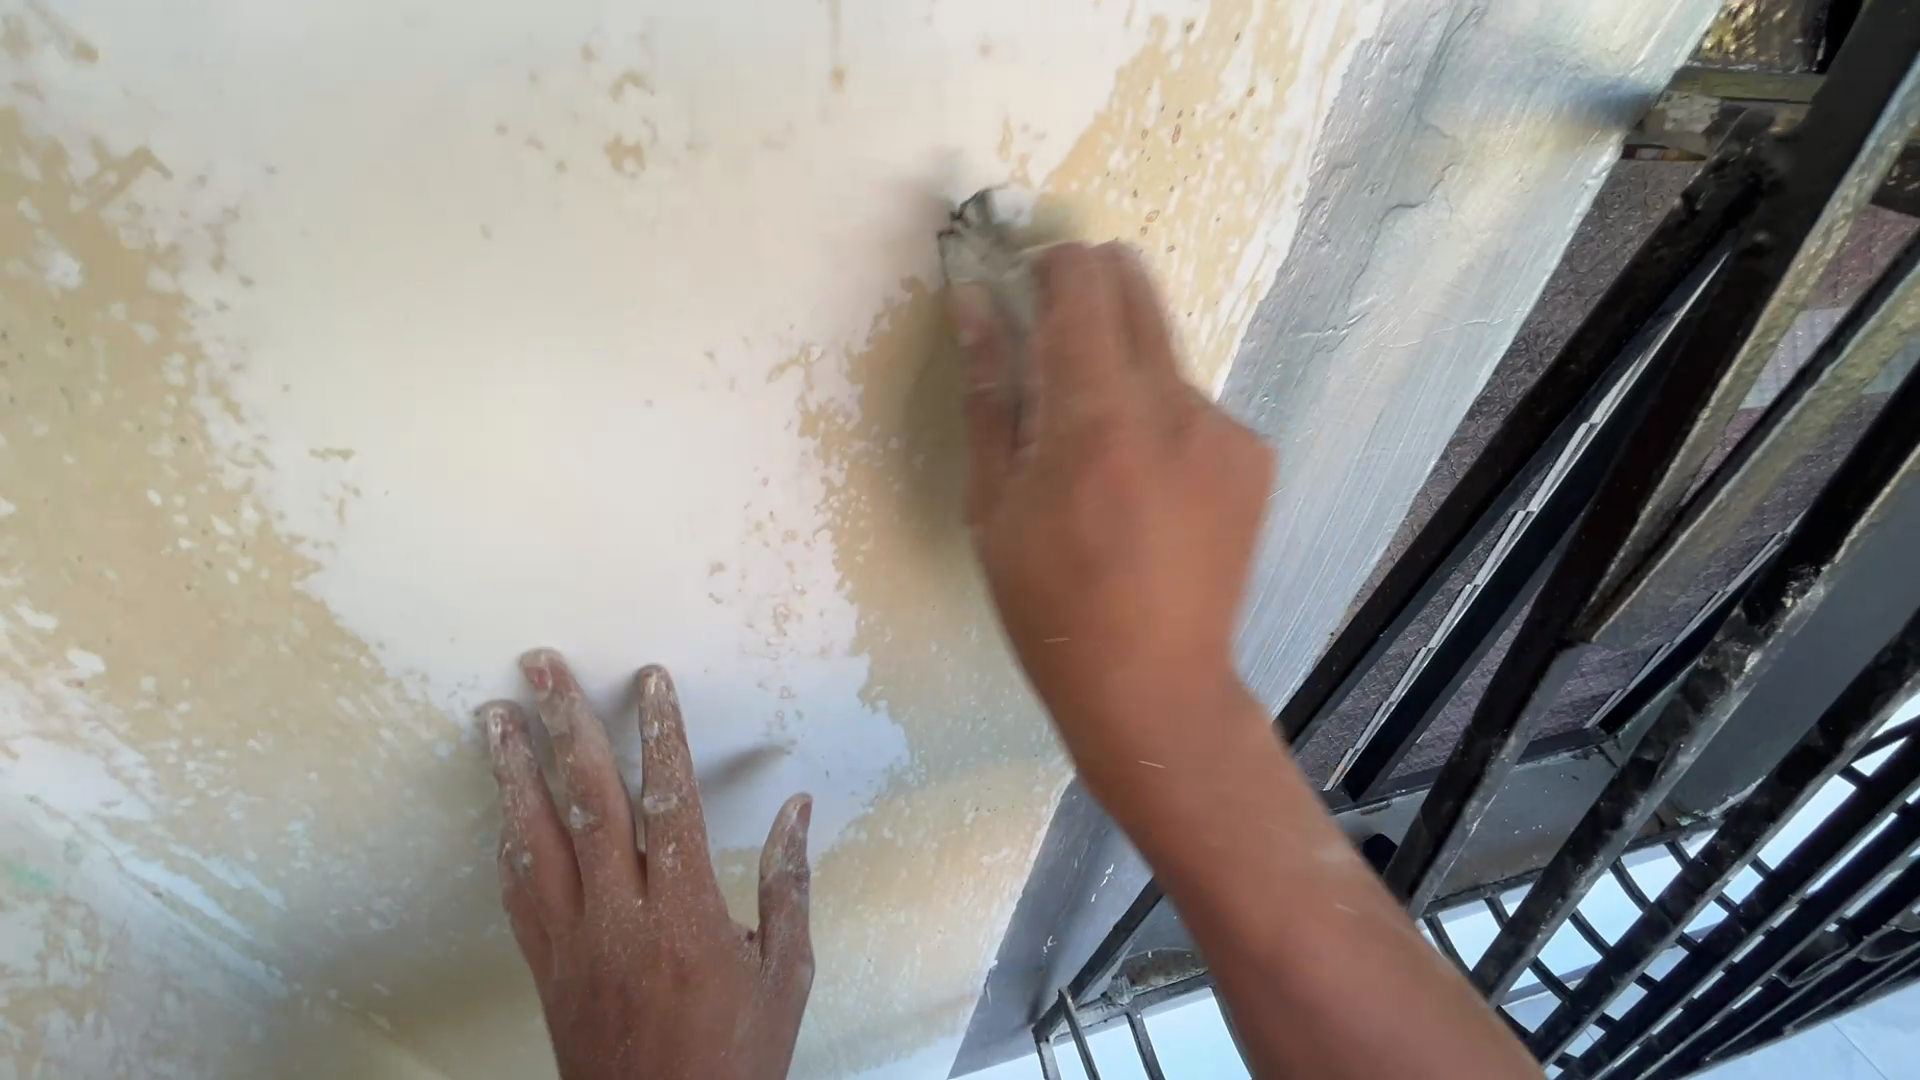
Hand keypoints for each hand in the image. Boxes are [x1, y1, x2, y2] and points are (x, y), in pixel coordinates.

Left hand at [482, 650, 812, 1079]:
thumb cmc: (736, 1055)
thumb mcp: (787, 973)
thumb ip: (790, 884)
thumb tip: (800, 808)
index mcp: (685, 916)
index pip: (669, 804)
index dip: (661, 736)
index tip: (651, 682)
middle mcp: (619, 918)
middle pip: (587, 806)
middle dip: (564, 728)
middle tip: (542, 667)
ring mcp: (572, 943)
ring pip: (535, 842)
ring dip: (513, 772)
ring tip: (495, 716)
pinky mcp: (548, 967)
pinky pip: (519, 892)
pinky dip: (509, 837)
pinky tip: (502, 803)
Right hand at [950, 242, 1274, 799]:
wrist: (1153, 683)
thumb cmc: (1049, 606)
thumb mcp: (993, 505)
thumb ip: (989, 394)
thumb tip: (973, 303)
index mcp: (1094, 416)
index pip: (1079, 282)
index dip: (1047, 264)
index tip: (1023, 285)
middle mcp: (1172, 402)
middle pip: (1135, 287)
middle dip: (1089, 289)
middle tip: (1053, 347)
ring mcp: (1224, 427)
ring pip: (1164, 351)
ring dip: (1123, 366)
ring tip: (1101, 451)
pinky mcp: (1254, 455)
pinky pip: (1195, 404)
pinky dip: (1161, 416)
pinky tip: (1148, 487)